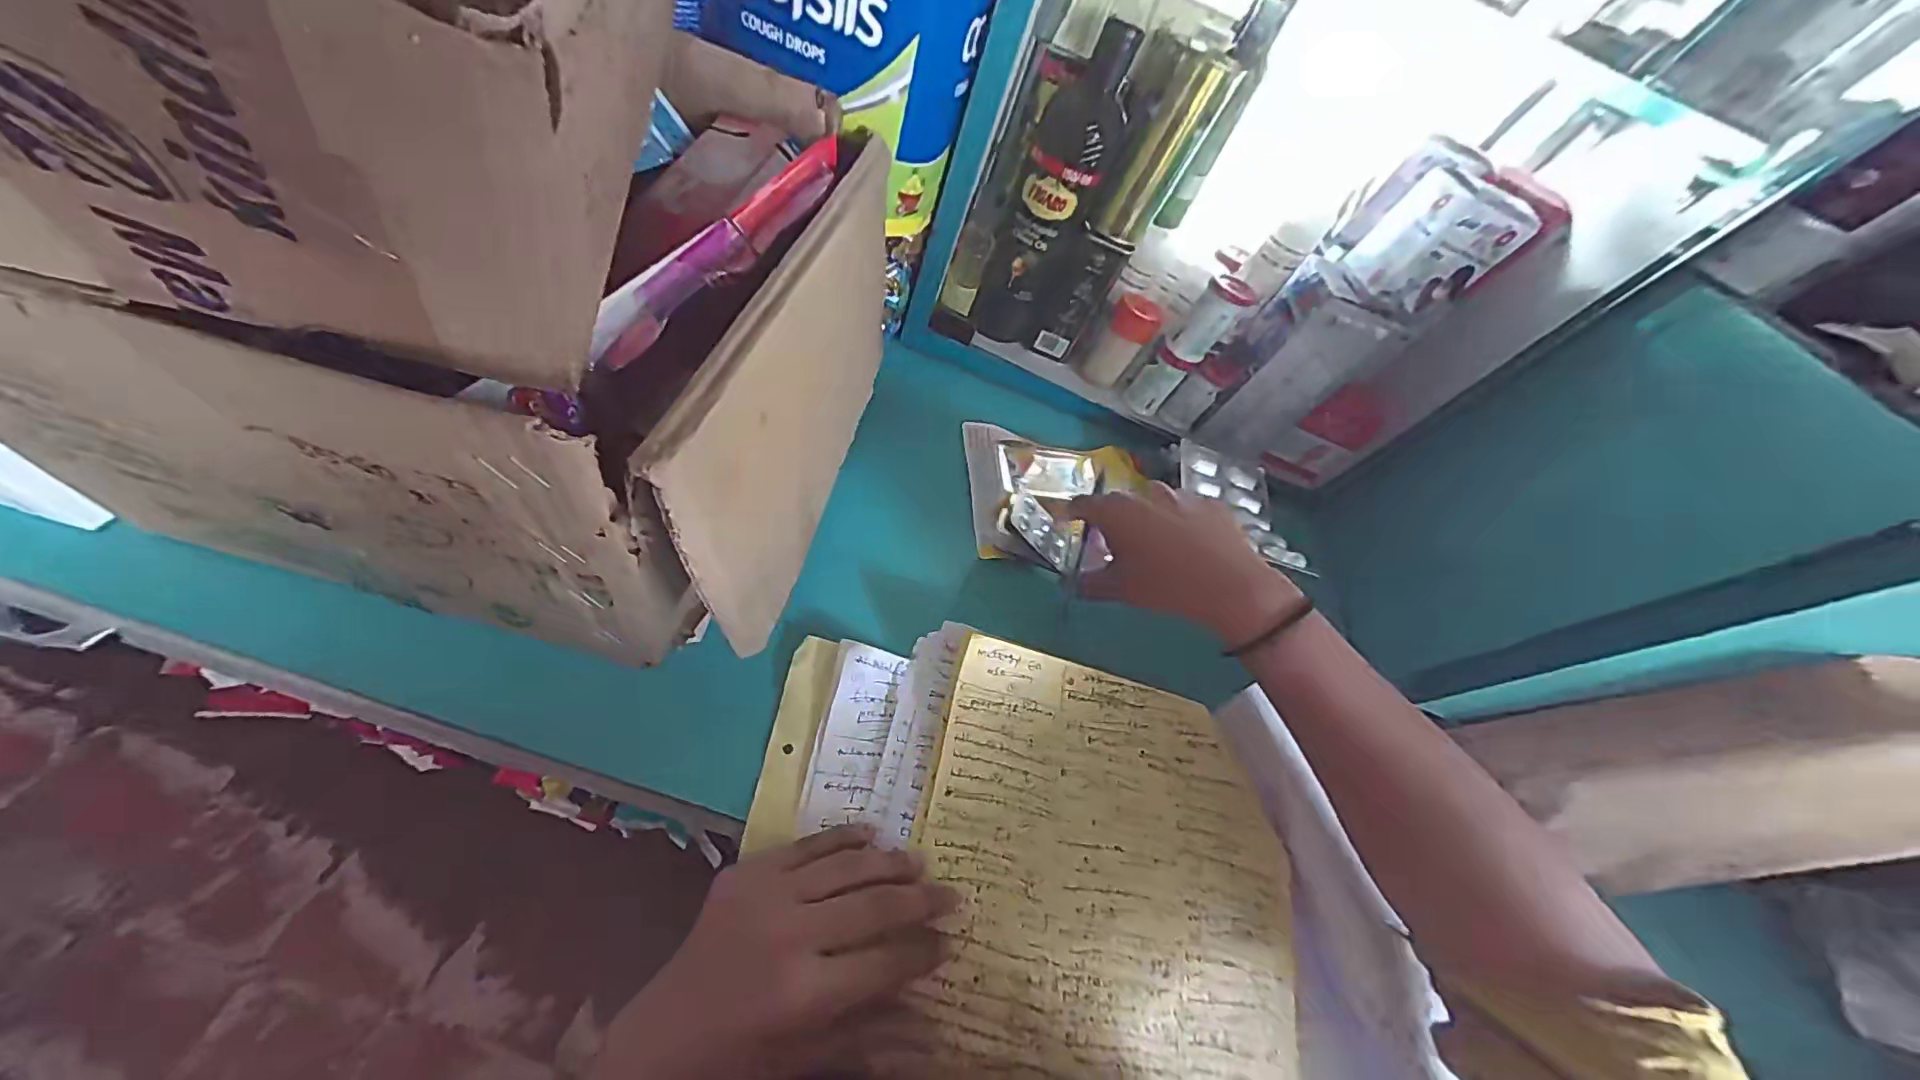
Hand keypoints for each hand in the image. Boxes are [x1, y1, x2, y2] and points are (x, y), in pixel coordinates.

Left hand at [593, 825, 958, 1079]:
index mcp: (804, 994)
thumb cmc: (738, 1059)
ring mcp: (766, 895)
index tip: (950, 941)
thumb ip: (870, 1035)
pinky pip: (807, 845)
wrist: (660, 1035)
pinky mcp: (747, 871)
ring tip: (920, 861)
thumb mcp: (804, 1059)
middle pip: (873, 907)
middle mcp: (789, 935)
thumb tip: (934, 1025)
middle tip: (951, 894)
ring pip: (846, 867)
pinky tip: (872, 834)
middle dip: (920, 901)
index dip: (924, 951)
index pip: (886, 963)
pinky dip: (844, 837)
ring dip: (890, 863)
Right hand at [1070, 482, 1301, 646]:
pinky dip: (1178, 521)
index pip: (1083, 503)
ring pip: (1153, 502)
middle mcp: (1146, 494)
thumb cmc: (1166, 587)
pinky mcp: (1211, 503)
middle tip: (1113, 544)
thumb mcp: (1120, 590)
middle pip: (1119, 502)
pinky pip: (1184, 509)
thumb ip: (1089, 583)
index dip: (1071, 513)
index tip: (1068, 522)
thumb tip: (1072, 583)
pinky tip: (1186, 545)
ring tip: (1152, 545)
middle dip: (1112, 519)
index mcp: (1117, 511)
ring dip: (1146, 518)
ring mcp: (1182, 495)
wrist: (1232, 588)